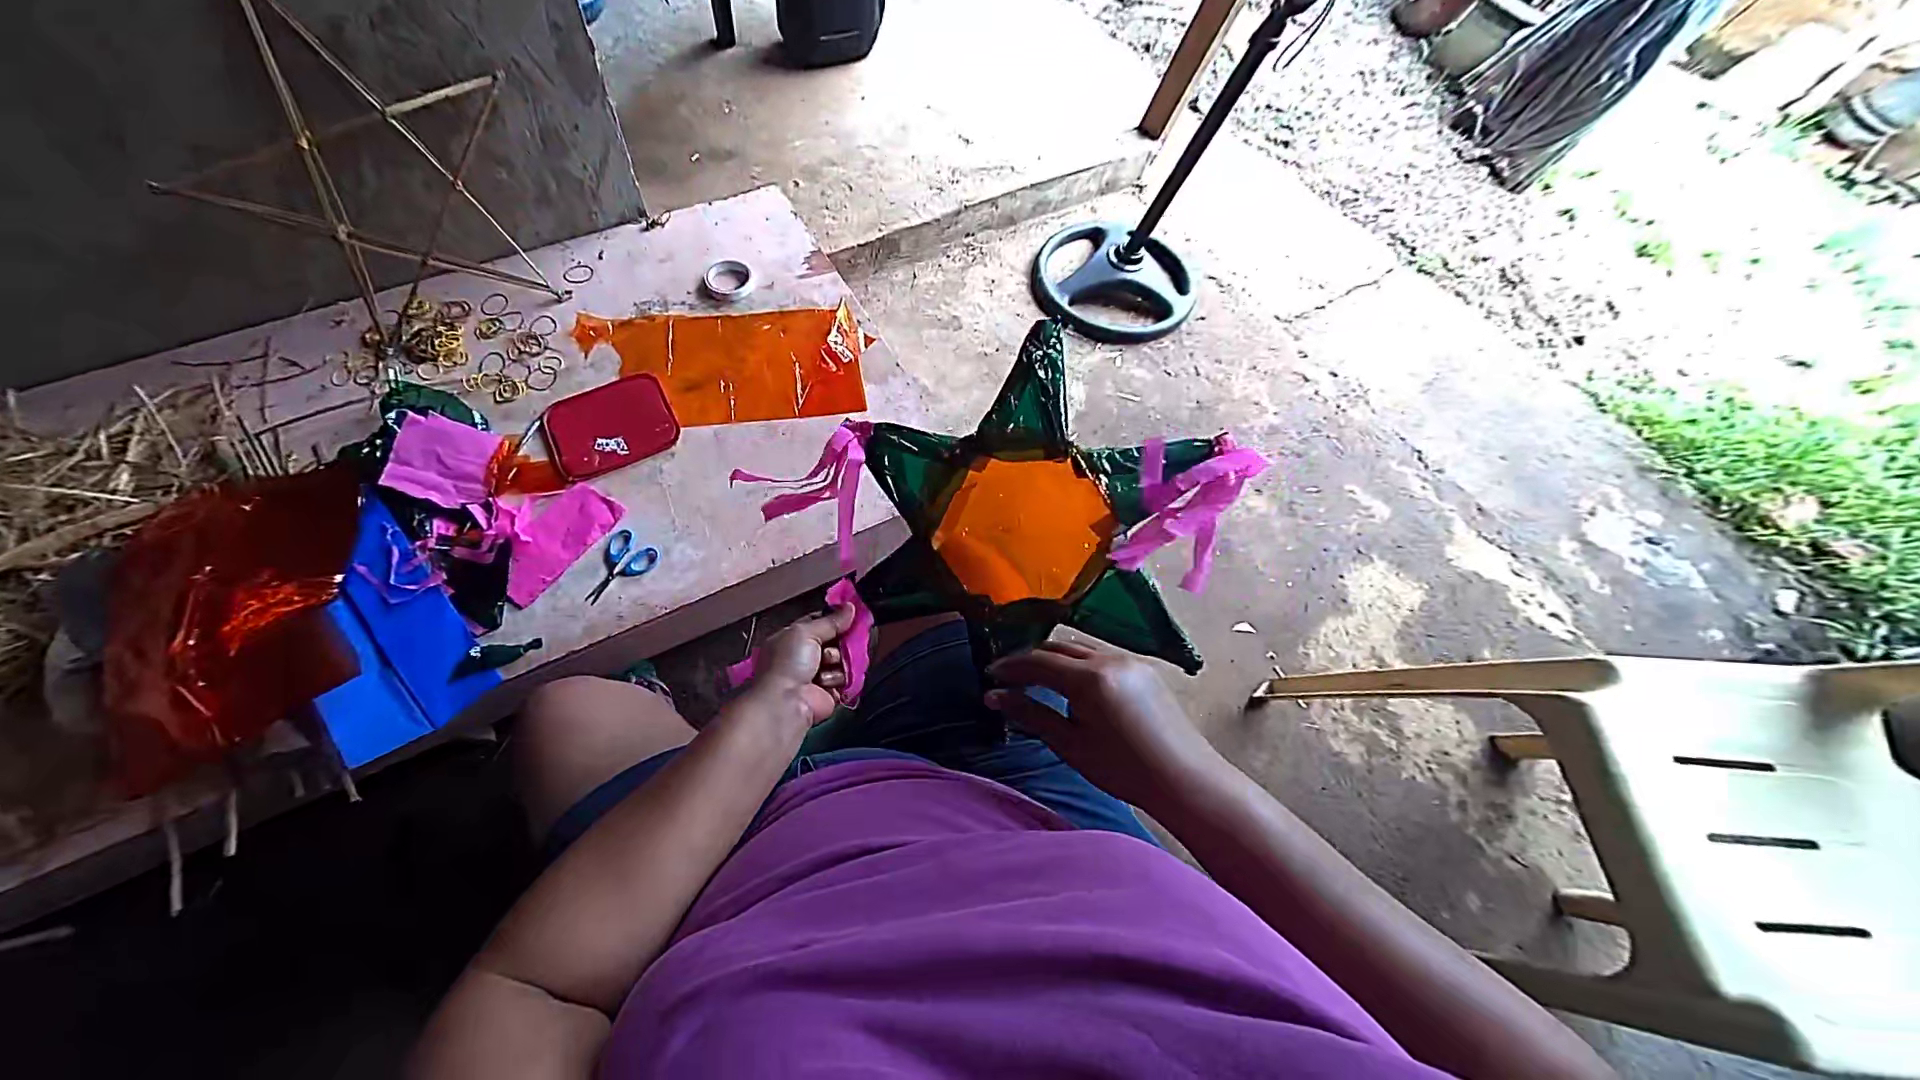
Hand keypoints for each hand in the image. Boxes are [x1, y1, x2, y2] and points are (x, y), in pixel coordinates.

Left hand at [739, 604, 856, 729]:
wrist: (787, 701)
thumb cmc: (788, 662)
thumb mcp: (805, 632)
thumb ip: (830, 620)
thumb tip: (850, 606)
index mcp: (795, 637)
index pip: (822, 623)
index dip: (837, 620)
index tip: (852, 616)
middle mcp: (807, 655)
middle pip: (838, 641)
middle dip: (841, 642)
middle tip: (839, 644)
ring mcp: (819, 673)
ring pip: (844, 659)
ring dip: (838, 662)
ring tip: (824, 667)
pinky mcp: (830, 691)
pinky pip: (846, 678)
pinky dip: (838, 679)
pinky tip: (825, 682)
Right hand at [985, 640, 1225, 810]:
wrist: (1186, 779)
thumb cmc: (1125, 770)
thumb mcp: (1071, 745)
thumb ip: (1031, 715)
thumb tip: (994, 696)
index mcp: (1090, 678)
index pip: (1038, 662)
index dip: (1010, 667)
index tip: (989, 674)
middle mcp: (1109, 659)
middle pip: (1058, 647)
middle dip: (1030, 659)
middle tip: (1008, 677)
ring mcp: (1130, 660)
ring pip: (1080, 648)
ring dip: (1054, 659)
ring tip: (1035, 680)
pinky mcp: (1143, 668)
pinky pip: (1100, 656)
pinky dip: (1077, 664)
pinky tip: (1071, 685)